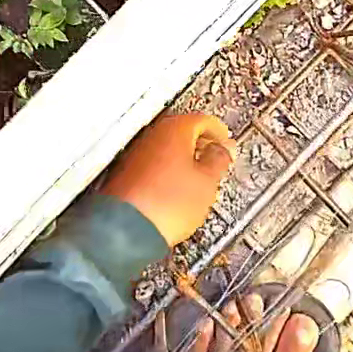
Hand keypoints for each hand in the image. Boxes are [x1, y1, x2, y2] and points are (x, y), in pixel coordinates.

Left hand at [103, 111, 237, 248]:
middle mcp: (152, 136)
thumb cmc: (166, 204)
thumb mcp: (207, 182)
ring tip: (197, 177)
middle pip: (182, 130)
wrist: (126, 231)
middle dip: (201, 143)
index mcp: (175, 130)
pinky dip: (167, 170)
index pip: (203, 120)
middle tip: (215, 158)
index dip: (219, 132)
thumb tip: (223, 150)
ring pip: (166, 147)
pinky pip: (152, 164)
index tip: (226, 144)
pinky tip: (175, 189)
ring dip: (183, 157)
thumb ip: (218, 160)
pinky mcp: (125, 174)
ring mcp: (136, 154)